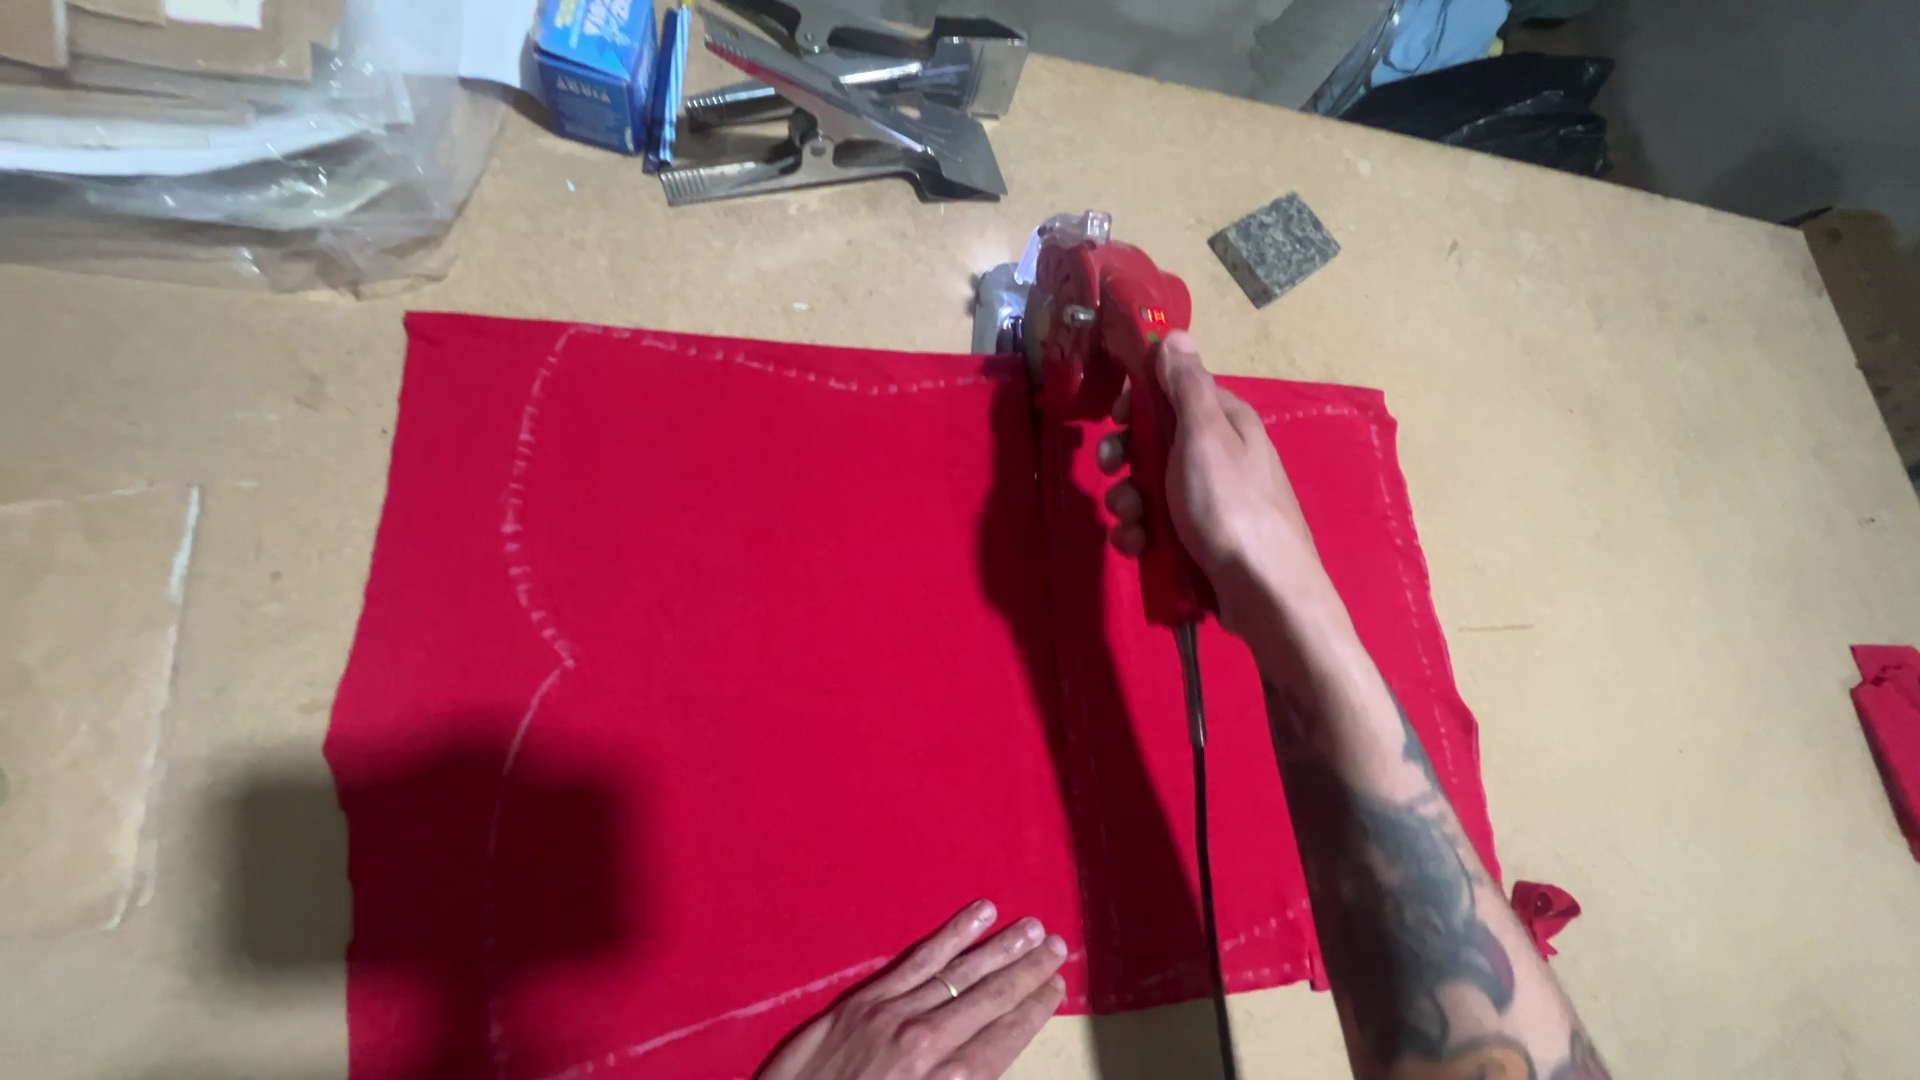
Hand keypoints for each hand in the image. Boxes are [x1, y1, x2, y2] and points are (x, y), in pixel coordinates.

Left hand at [760, 900, 1066, 1079]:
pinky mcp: (868, 997)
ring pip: (962, 973)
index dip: (1033, 1011)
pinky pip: (919, 959)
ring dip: (1001, 949)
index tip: (1056, 987)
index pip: (1002, 1039)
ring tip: (1032, 928)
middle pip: (989, 1000)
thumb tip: (987, 1063)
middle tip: (1057, 946)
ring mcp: (895, 1013)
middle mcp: (925, 1043)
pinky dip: (952, 935)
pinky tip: (979, 914)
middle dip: (1026, 972)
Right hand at [1096, 331, 1338, 639]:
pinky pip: (1155, 525)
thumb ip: (1185, 386)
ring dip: (1128, 504)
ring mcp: (1207, 500)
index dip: (1140, 402)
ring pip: (1147, 488)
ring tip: (1133, 524)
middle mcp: (1217, 455)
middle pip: (1155, 442)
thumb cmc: (1229, 504)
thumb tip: (1174, 335)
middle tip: (1113, 473)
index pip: (1173, 392)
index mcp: (1224, 422)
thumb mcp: (1204, 435)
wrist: (1260, 589)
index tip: (1117, 417)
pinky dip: (1140, 534)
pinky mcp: (1196, 538)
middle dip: (1126, 460)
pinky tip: (1138, 548)